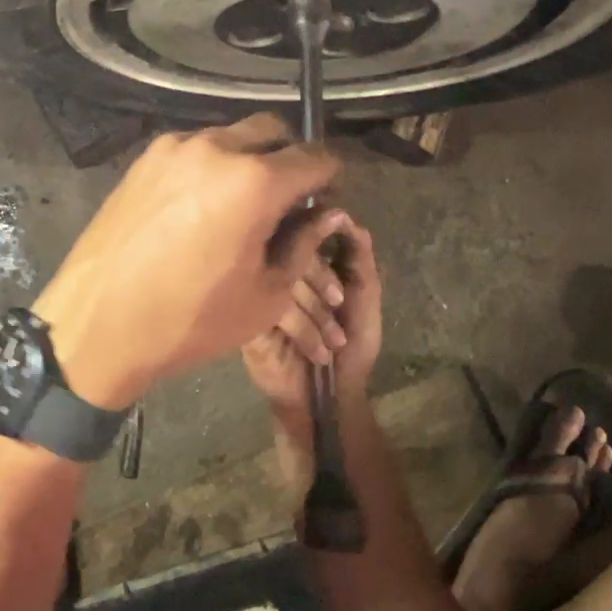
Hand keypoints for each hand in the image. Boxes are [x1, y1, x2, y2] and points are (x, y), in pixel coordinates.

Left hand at [30, 113, 340, 408]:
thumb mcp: (265, 294)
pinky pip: (193, 150)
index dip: (330, 177)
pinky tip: (200, 208)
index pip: (314, 156)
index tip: (326, 198)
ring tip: (239, 206)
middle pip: (272, 130)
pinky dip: (210, 167)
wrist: (98, 323)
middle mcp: (215, 149)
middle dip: (289, 157)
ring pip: (229, 137)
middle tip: (287, 198)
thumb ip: (302, 244)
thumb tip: (325, 214)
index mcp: (254, 181)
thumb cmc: (190, 319)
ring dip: (247, 159)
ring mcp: (174, 149)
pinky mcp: (144, 159)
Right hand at [242, 212, 383, 415]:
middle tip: (340, 304)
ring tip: (335, 341)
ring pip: (280, 278)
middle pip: (288, 248)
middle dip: (321, 277)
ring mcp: (258, 293)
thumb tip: (344, 214)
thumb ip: (358, 253)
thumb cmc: (351, 345)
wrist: (332, 396)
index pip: (303, 227)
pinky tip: (315, 349)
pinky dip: (299, 328)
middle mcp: (276, 269)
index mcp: (302, 258)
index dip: (322, 237)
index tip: (339, 260)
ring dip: (314, 311)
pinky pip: (267, 308)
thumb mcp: (365, 294)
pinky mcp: (246, 320)